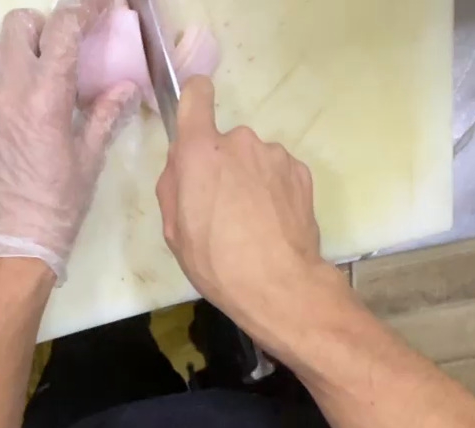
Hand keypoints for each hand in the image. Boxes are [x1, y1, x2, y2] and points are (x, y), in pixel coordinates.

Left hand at [0, 1, 138, 278]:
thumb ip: (104, 115)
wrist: (13, 247)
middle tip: (58, 54)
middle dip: (42, 29)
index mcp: (45, 97)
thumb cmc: (57, 208)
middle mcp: (7, 92)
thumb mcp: (88, 161)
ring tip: (31, 84)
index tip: (99, 7)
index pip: (64, 25)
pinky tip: (11, 113)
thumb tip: (124, 87)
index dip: (85, 7)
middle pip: (18, 24)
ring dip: (14, 56)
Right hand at [157, 77, 349, 349]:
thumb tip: (181, 165)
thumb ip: (173, 187)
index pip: (196, 95)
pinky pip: (276, 174)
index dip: (193, 106)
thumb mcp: (175, 233)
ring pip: (252, 160)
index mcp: (200, 153)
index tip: (194, 127)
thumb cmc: (216, 263)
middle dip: (220, 169)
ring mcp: (274, 154)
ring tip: (250, 225)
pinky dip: (272, 193)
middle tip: (220, 212)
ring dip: (248, 182)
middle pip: (223, 144)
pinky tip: (271, 225)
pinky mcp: (300, 171)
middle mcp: (239, 142)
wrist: (278, 284)